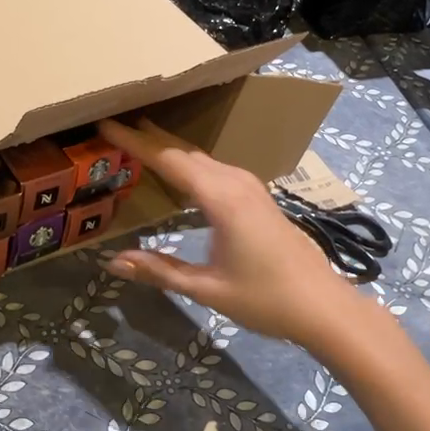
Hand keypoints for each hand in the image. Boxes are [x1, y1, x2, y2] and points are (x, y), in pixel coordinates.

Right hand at [98, 118, 363, 344]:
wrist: (324, 306)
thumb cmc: (266, 299)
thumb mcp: (207, 289)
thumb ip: (160, 271)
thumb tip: (113, 261)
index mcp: (221, 199)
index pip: (168, 160)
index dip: (134, 141)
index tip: (106, 124)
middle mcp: (235, 183)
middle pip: (184, 151)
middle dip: (148, 137)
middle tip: (113, 124)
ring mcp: (250, 187)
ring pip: (201, 157)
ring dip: (169, 147)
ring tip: (137, 138)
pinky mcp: (257, 196)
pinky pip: (215, 167)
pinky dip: (188, 161)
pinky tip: (178, 169)